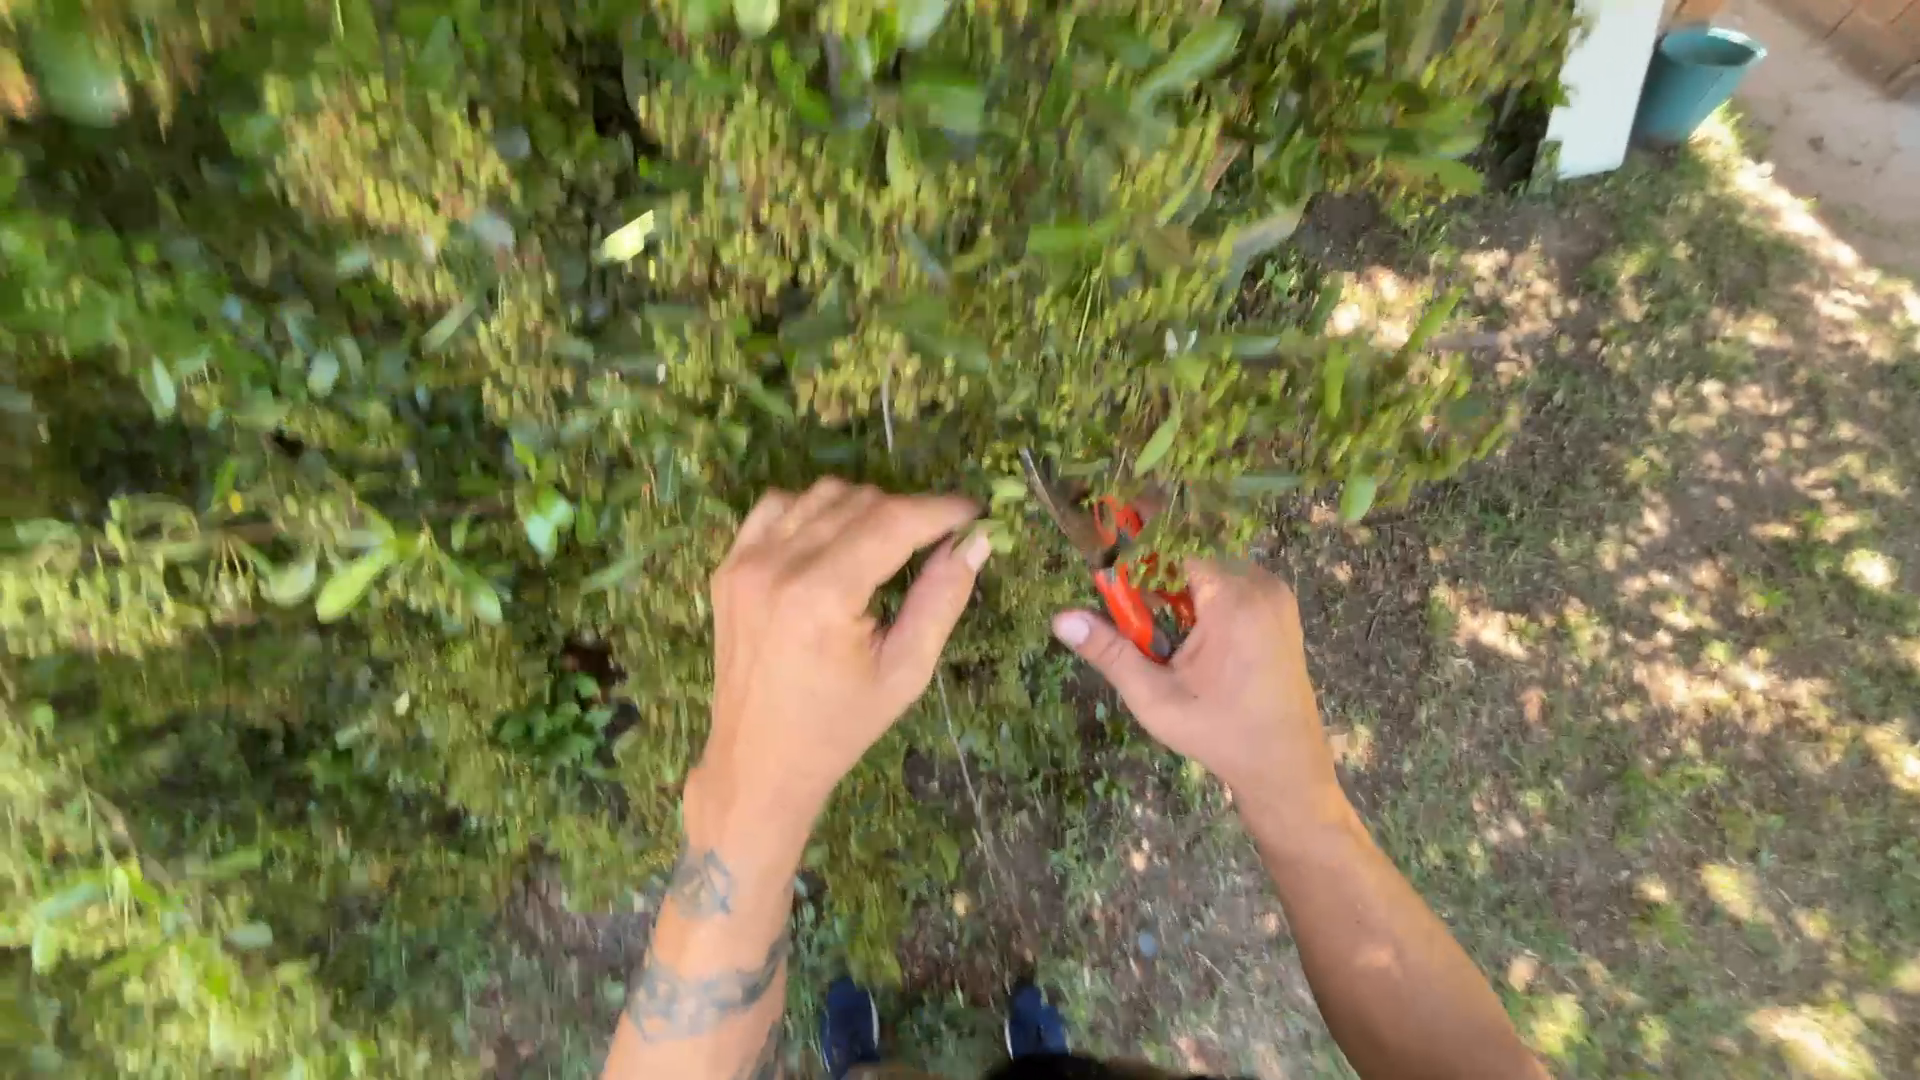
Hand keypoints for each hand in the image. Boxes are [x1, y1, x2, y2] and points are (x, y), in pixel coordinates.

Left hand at [695, 479, 989, 820]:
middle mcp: (778, 565)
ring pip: (821, 495)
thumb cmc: (840, 726)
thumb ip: (942, 599)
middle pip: (860, 501)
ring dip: (864, 508)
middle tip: (934, 542)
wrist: (759, 761)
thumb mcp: (906, 671)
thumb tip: (978, 542)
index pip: (893, 522)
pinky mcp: (728, 566)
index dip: (941, 510)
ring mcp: (745, 562)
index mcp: (822, 596)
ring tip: (886, 545)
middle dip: (907, 513)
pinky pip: (778, 507)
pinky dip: (814, 511)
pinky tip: (832, 541)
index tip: (974, 512)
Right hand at [1051, 560, 1341, 815]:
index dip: (1139, 547)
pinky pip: (1231, 581)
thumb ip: (1109, 651)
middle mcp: (1260, 585)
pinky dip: (1201, 592)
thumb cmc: (1219, 733)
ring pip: (1211, 565)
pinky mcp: (1279, 608)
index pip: (1177, 545)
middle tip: (1124, 598)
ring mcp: (1275, 594)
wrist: (1286, 767)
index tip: (1108, 551)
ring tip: (1152, 617)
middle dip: (1154, 568)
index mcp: (1233, 599)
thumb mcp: (1155, 696)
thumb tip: (1060, 618)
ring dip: (1178, 582)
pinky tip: (1185, 628)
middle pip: (1193, 552)